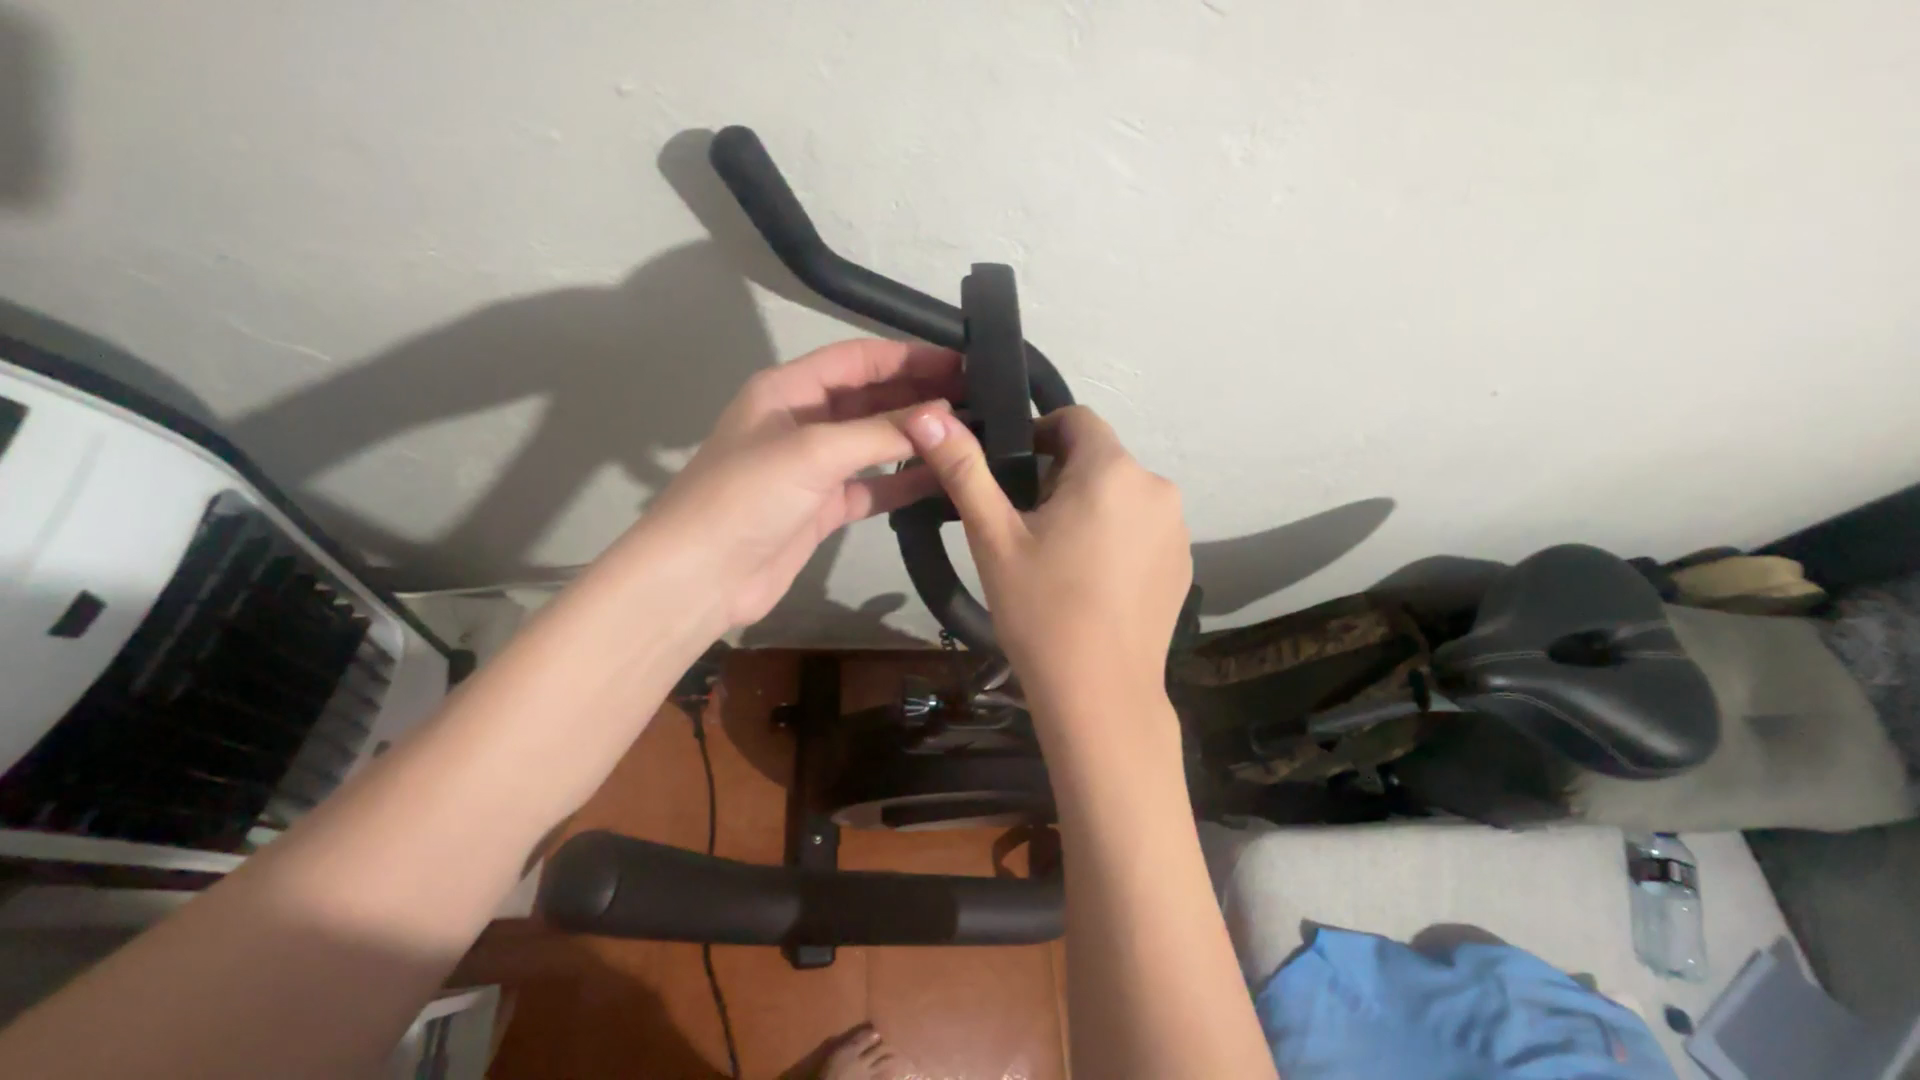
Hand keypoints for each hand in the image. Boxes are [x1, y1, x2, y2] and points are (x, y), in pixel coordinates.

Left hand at [643, 339, 959, 628]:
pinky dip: (904, 481)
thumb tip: (943, 413)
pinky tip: (944, 477)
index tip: (961, 363)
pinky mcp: (821, 508)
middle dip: (918, 395)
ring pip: (874, 443)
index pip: (858, 359)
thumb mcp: (814, 451)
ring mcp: (812, 468)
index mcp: (788, 390)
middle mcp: (801, 422)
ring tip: (970, 433)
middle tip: (977, 397)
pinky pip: (872, 486)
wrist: (700, 576)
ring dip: (915, 438)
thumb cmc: (747, 497)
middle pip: (870, 398)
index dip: (909, 357)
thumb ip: (880, 431)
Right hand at [903, 404, 1191, 710]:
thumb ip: (964, 468)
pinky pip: (1144, 530)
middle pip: (1100, 459)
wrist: (1100, 694)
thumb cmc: (1041, 610)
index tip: (1012, 476)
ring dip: (1091, 508)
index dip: (1039, 434)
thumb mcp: (993, 537)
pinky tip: (1092, 583)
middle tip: (1026, 527)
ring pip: (1123, 496)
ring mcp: (1177, 529)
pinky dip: (1117, 539)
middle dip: (1061, 478)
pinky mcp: (1183, 564)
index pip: (1076, 419)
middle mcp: (1157, 488)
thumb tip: (927, 413)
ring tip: (1058, 558)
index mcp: (1112, 470)